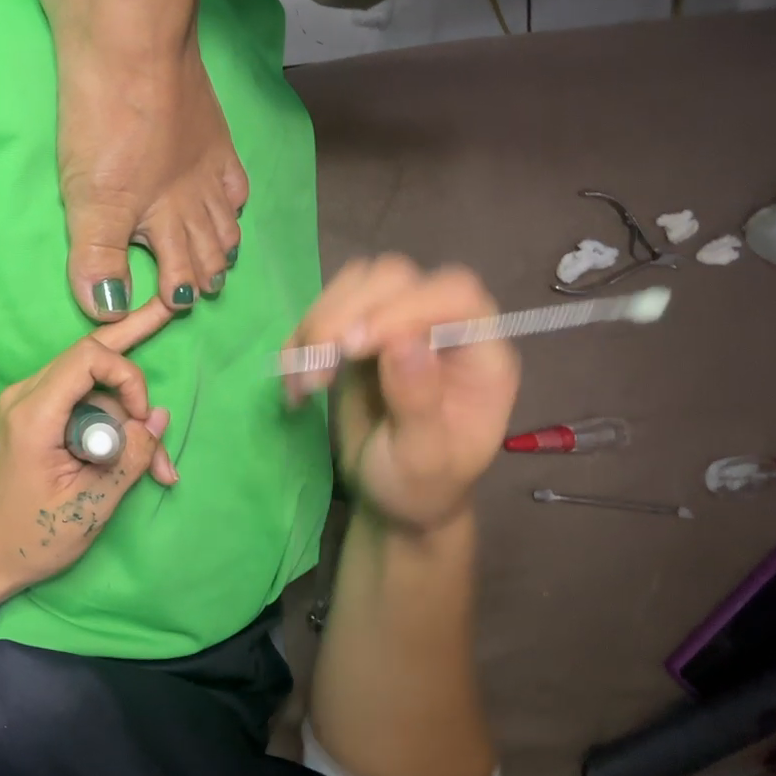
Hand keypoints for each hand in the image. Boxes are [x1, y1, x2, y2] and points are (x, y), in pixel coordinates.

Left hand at [0, 0, 248, 319]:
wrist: (126, 21)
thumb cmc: (104, 117)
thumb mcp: (90, 198)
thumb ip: (100, 257)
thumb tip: (108, 314)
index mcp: (173, 215)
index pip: (184, 275)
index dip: (174, 298)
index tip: (165, 312)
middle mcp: (200, 192)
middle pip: (211, 249)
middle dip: (201, 276)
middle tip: (191, 292)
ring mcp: (208, 154)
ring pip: (226, 215)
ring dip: (219, 242)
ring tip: (212, 261)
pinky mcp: (207, 119)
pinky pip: (234, 173)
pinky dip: (232, 199)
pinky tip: (230, 198)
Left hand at [0, 299, 180, 604]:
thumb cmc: (32, 536)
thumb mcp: (91, 504)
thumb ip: (129, 456)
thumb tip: (157, 417)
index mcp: (32, 413)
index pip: (88, 356)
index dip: (127, 375)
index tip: (142, 419)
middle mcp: (25, 396)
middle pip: (89, 356)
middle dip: (134, 355)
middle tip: (171, 308)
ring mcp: (26, 404)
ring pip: (91, 386)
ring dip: (127, 419)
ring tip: (158, 469)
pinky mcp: (33, 417)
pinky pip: (79, 403)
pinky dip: (110, 426)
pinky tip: (139, 458)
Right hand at [283, 256, 518, 531]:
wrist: (395, 498)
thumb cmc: (423, 485)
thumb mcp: (424, 460)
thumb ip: (419, 401)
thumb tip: (404, 341)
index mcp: (479, 353)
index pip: (453, 295)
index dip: (401, 308)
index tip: (353, 349)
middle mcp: (442, 326)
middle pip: (395, 277)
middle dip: (345, 315)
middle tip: (320, 369)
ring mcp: (397, 325)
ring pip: (356, 283)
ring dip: (318, 324)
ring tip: (306, 382)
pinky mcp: (359, 334)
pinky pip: (325, 309)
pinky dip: (300, 340)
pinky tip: (296, 384)